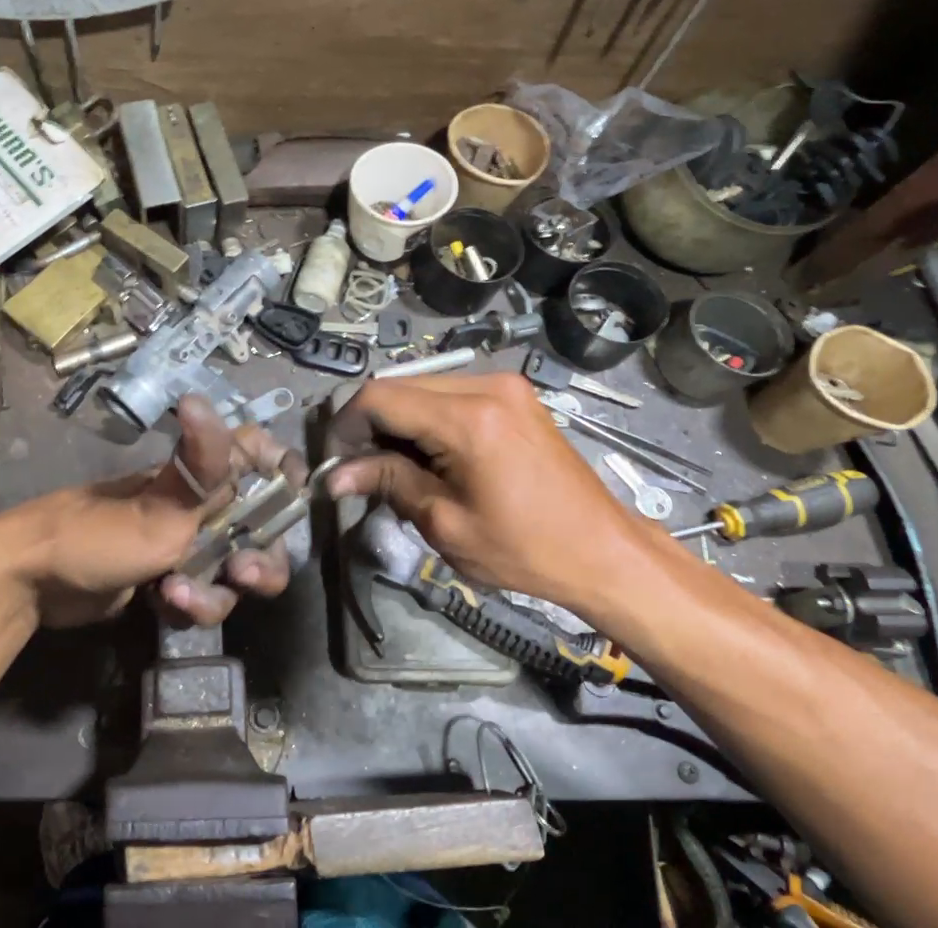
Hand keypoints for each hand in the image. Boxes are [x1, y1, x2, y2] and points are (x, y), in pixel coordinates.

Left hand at [0, 394, 303, 627]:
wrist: (33, 582)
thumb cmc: (97, 534)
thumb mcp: (160, 503)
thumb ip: (203, 464)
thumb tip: (200, 398)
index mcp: (201, 476)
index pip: (263, 459)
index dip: (288, 477)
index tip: (302, 502)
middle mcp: (200, 506)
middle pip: (263, 531)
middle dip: (263, 560)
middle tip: (245, 574)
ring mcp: (184, 546)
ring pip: (234, 574)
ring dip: (217, 593)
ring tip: (180, 599)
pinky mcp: (168, 582)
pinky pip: (204, 598)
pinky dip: (191, 606)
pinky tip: (163, 607)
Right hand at [325, 373, 653, 609]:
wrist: (602, 551)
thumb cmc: (524, 548)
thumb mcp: (445, 522)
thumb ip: (387, 483)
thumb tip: (335, 475)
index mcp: (468, 418)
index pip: (380, 397)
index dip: (346, 425)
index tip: (336, 462)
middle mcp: (487, 385)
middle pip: (399, 386)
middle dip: (369, 424)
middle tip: (360, 470)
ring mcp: (504, 386)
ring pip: (422, 387)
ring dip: (397, 422)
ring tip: (394, 468)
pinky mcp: (514, 396)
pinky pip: (450, 394)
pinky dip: (426, 419)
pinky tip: (428, 456)